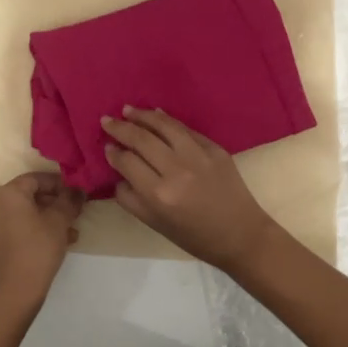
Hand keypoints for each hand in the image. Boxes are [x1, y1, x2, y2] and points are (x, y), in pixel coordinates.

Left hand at [0, 172, 84, 306]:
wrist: (15, 290)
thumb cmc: (38, 248)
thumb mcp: (59, 221)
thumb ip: (69, 201)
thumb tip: (77, 190)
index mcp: (8, 194)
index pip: (36, 179)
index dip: (58, 184)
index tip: (75, 195)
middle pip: (28, 197)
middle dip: (53, 205)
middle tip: (73, 215)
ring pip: (22, 216)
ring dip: (46, 221)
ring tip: (68, 235)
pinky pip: (13, 231)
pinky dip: (31, 233)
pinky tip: (49, 246)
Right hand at [103, 106, 278, 270]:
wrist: (240, 234)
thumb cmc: (194, 236)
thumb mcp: (154, 223)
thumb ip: (130, 198)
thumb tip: (118, 172)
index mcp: (158, 194)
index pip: (127, 162)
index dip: (113, 153)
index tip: (107, 146)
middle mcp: (176, 170)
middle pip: (142, 139)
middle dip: (121, 128)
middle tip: (106, 120)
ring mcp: (198, 156)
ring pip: (164, 126)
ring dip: (143, 115)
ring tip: (128, 110)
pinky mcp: (215, 149)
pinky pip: (186, 129)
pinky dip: (168, 120)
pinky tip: (156, 114)